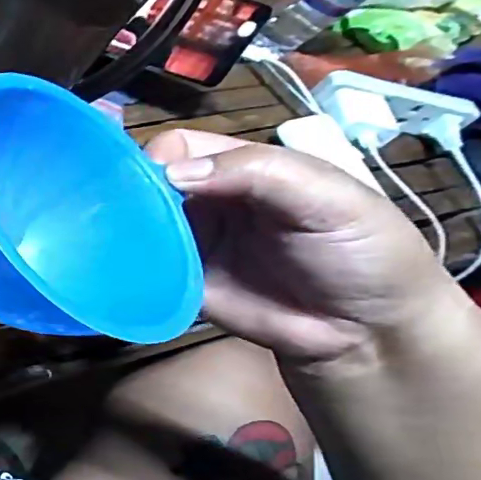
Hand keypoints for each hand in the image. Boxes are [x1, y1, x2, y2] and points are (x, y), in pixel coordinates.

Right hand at [144, 129, 458, 364]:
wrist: (368, 332)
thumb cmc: (362, 251)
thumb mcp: (328, 198)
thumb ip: (259, 173)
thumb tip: (172, 174)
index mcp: (239, 169)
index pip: (179, 148)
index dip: (157, 158)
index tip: (148, 182)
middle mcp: (205, 201)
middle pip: (146, 185)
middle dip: (127, 195)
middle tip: (119, 216)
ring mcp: (188, 244)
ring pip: (135, 226)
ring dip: (120, 231)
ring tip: (111, 242)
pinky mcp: (177, 283)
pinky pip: (141, 269)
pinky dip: (127, 267)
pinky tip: (120, 269)